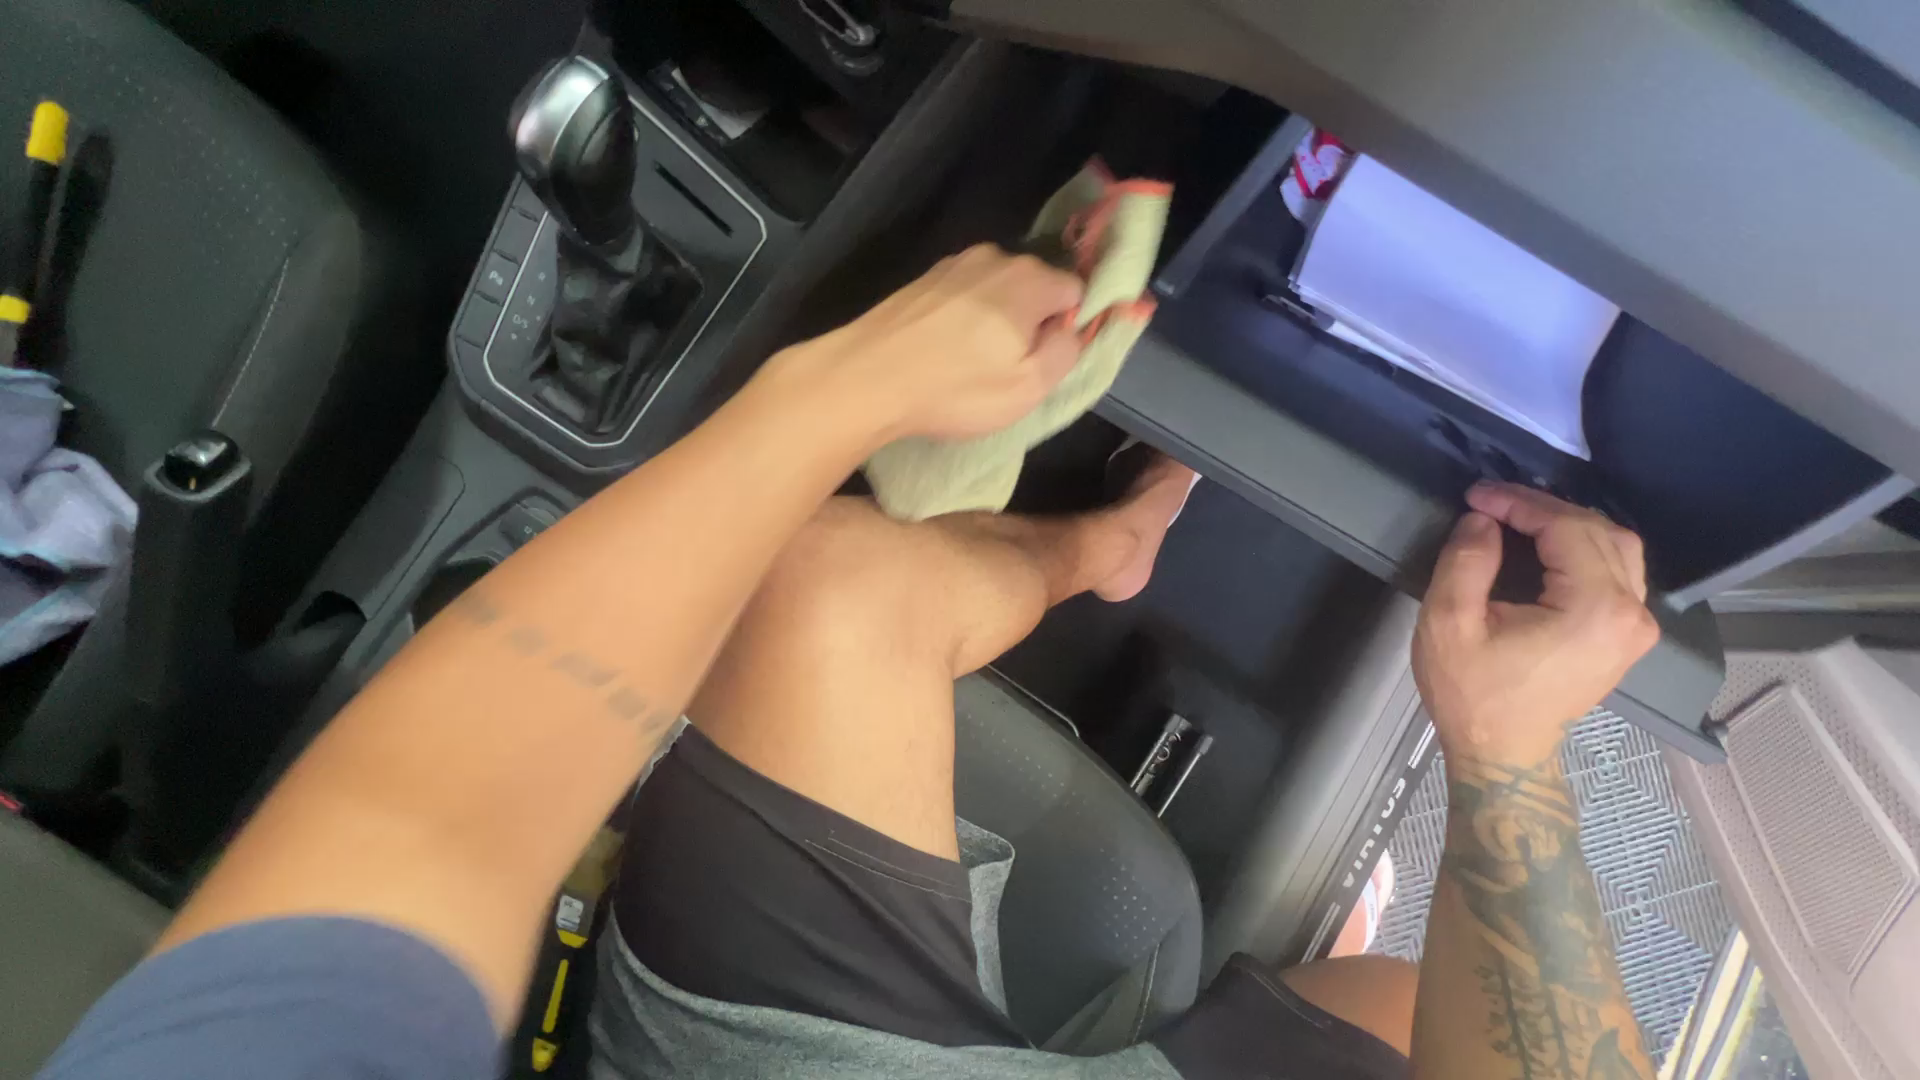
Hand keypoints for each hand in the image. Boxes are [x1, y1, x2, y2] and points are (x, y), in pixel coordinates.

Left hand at [773, 244, 1085, 442]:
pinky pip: (962, 298)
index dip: (1067, 328)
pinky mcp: (922, 281)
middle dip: (1030, 324)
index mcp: (1029, 279)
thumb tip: (1068, 329)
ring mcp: (953, 265)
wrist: (868, 378)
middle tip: (1005, 369)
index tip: (1044, 361)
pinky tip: (942, 351)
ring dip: (994, 323)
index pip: (1075, 291)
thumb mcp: (1030, 386)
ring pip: (995, 293)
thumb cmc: (957, 388)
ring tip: (969, 364)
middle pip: (1033, 289)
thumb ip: (1066, 351)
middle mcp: (995, 257)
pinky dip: (962, 320)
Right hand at [1412, 482, 1660, 766]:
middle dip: (1544, 508)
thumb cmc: (1471, 691)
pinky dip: (1581, 548)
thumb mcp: (1449, 622)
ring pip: (1617, 549)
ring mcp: (1636, 627)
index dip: (1520, 502)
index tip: (1476, 495)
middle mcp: (1631, 613)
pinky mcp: (1626, 636)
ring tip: (1516, 519)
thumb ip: (1467, 562)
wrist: (1501, 751)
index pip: (1568, 528)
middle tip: (1492, 502)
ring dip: (1566, 525)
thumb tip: (1482, 520)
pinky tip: (1544, 547)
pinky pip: (1617, 572)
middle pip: (1601, 531)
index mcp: (1592, 608)